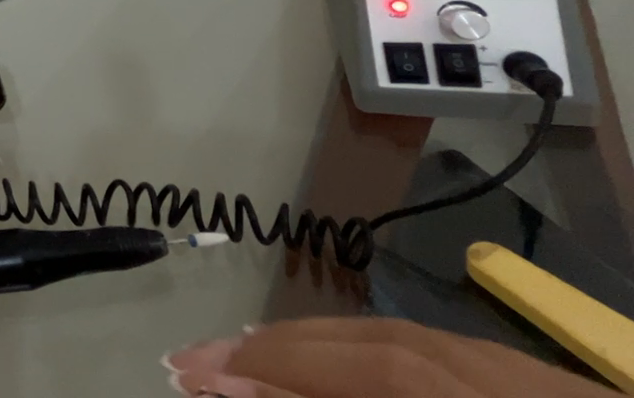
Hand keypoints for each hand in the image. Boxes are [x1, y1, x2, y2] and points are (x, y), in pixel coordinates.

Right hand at [167, 318, 618, 396]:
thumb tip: (242, 390)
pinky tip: (316, 355)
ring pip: (405, 338)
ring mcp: (539, 380)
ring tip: (235, 354)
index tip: (201, 379)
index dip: (285, 374)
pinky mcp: (539, 378)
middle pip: (387, 350)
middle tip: (190, 361)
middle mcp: (525, 390)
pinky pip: (433, 346)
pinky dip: (360, 347)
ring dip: (310, 344)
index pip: (386, 380)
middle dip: (279, 351)